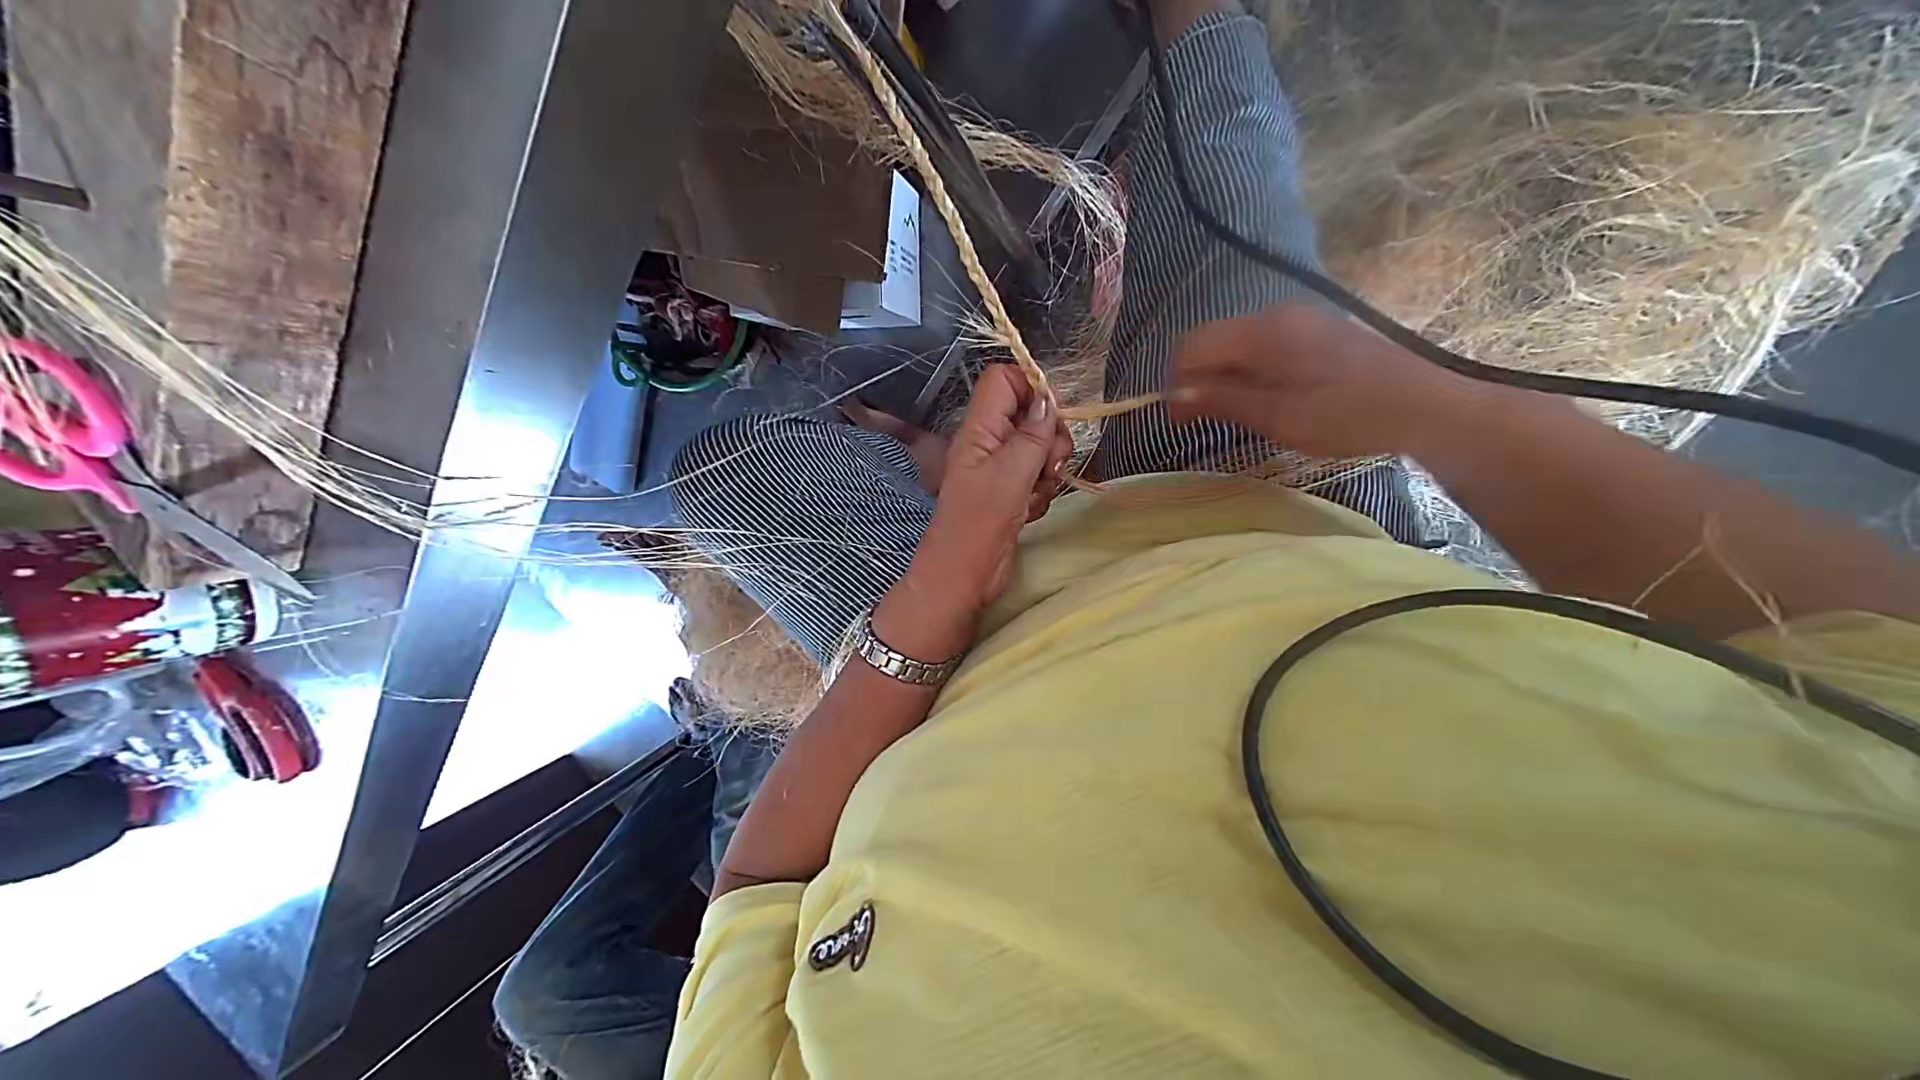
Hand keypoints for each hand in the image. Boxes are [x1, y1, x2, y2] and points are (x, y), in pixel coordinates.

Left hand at [877, 365, 1068, 658]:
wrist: (962, 578)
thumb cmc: (978, 525)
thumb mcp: (1010, 475)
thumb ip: (1032, 435)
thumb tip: (1048, 400)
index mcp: (979, 429)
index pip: (1003, 380)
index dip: (1031, 388)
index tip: (1051, 417)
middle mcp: (989, 443)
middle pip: (1030, 414)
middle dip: (1049, 438)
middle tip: (1048, 466)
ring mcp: (1000, 469)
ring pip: (1040, 449)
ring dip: (1048, 470)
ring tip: (1035, 493)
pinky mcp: (1011, 492)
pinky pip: (1038, 477)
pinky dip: (1041, 492)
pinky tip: (1030, 510)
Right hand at [1167, 302, 1506, 458]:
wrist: (1430, 408)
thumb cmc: (1351, 417)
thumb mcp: (1280, 417)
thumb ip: (1223, 400)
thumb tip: (1175, 394)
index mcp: (1266, 332)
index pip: (1193, 345)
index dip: (1176, 380)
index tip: (1178, 418)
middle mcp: (1278, 314)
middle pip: (1213, 341)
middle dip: (1197, 378)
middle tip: (1201, 420)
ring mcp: (1299, 319)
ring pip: (1236, 344)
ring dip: (1223, 376)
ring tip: (1234, 413)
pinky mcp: (1315, 330)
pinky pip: (1261, 345)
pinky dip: (1248, 370)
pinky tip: (1265, 398)